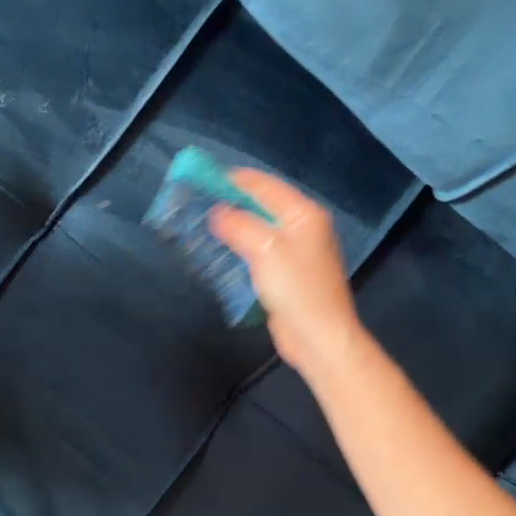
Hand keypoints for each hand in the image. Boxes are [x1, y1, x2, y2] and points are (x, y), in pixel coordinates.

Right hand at [209, 169, 365, 375]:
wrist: (318, 337)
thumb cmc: (296, 289)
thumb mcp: (265, 249)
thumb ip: (239, 225)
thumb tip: (216, 211)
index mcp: (303, 213)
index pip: (264, 185)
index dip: (233, 180)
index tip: (202, 179)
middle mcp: (302, 226)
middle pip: (262, 205)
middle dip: (231, 203)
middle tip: (198, 203)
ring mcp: (296, 251)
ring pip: (259, 229)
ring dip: (233, 226)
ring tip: (202, 225)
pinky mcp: (287, 273)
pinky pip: (259, 251)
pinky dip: (240, 248)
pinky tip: (220, 252)